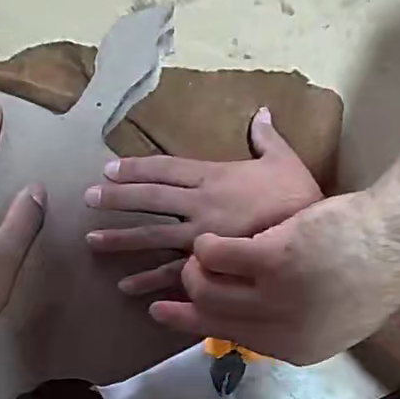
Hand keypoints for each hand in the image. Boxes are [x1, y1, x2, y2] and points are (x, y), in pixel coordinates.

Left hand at [84, 106, 323, 296]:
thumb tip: (263, 112)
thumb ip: (267, 138)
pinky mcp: (210, 265)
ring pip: (153, 237)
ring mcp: (202, 237)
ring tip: (93, 241)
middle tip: (87, 199)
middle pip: (149, 199)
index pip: (164, 168)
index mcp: (213, 176)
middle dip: (116, 198)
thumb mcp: (284, 160)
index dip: (134, 167)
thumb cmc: (300, 197)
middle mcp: (200, 204)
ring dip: (121, 239)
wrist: (312, 236)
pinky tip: (126, 287)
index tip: (108, 169)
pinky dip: (149, 280)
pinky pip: (174, 273)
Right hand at [148, 191, 399, 364]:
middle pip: (213, 317)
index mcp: (299, 348)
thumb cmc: (377, 271)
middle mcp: (283, 332)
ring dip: (195, 270)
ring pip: (207, 288)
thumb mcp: (337, 315)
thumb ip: (296, 323)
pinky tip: (214, 238)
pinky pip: (215, 255)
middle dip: (188, 299)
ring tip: (200, 254)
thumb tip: (256, 317)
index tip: (167, 311)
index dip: (197, 326)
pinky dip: (209, 247)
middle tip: (181, 279)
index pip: (234, 339)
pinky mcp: (270, 261)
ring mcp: (276, 298)